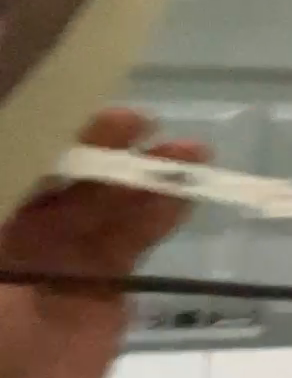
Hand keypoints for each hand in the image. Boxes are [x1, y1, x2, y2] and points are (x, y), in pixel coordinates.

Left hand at [0, 110, 205, 377]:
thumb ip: (10, 207)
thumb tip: (35, 160)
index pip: (5, 164)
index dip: (32, 129)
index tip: (64, 102)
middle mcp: (5, 230)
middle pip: (50, 173)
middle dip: (88, 144)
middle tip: (130, 123)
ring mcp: (53, 253)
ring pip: (101, 197)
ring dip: (142, 174)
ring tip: (186, 152)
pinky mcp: (105, 275)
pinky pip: (139, 230)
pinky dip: (164, 208)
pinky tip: (188, 190)